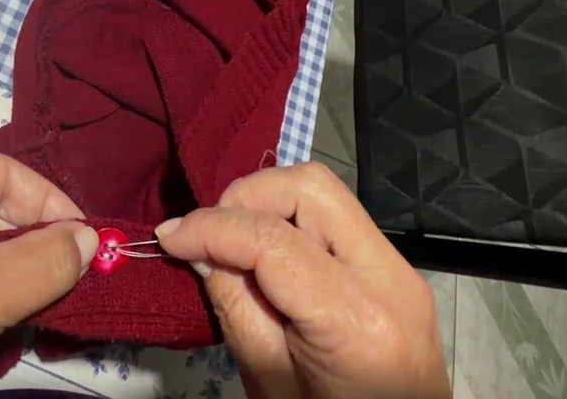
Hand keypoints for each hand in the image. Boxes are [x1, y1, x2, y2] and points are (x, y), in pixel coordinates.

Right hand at [156, 164, 449, 398]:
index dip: (211, 228)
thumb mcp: (267, 378)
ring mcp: (398, 266)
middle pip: (308, 188)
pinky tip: (268, 244)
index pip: (272, 240)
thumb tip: (199, 245)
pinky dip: (290, 214)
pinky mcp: (394, 263)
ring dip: (268, 200)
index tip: (168, 235)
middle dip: (247, 197)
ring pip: (322, 188)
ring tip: (238, 237)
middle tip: (212, 234)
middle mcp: (388, 277)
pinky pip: (334, 213)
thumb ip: (233, 302)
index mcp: (356, 323)